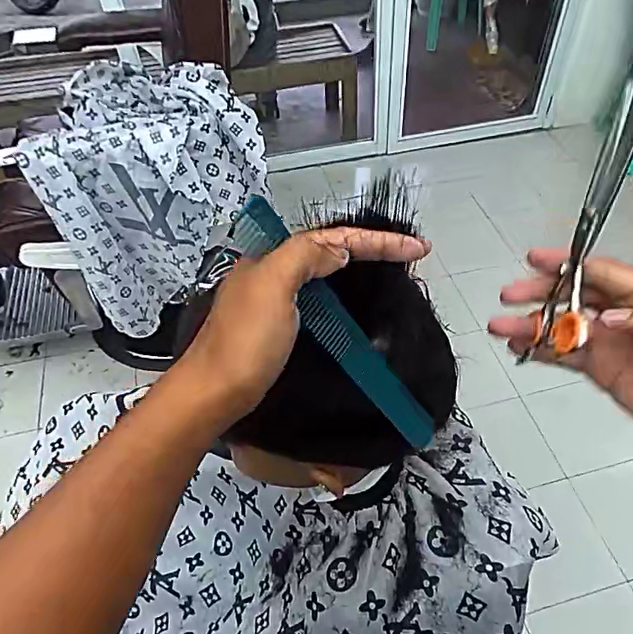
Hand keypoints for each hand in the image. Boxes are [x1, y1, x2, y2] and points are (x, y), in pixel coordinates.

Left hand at [176, 226, 429, 422]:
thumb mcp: (274, 288)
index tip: (417, 248)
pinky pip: (322, 299)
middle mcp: (273, 274)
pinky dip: (346, 295)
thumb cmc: (243, 345)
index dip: (378, 241)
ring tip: (393, 269)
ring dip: (361, 268)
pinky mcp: (282, 327)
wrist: (215, 394)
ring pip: (327, 274)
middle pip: (332, 250)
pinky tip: (358, 302)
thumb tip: (340, 250)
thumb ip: (305, 257)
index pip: (335, 239)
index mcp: (272, 258)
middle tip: (411, 254)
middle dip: (373, 248)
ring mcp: (276, 301)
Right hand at [489, 249, 632, 450]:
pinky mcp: (607, 369)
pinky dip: (544, 350)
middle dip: (541, 293)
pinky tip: (523, 347)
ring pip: (565, 326)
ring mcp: (615, 343)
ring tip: (504, 325)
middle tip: (513, 293)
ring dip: (534, 324)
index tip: (539, 260)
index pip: (604, 272)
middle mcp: (629, 315)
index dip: (569, 264)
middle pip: (576, 295)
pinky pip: (568, 354)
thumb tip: (613, 315)